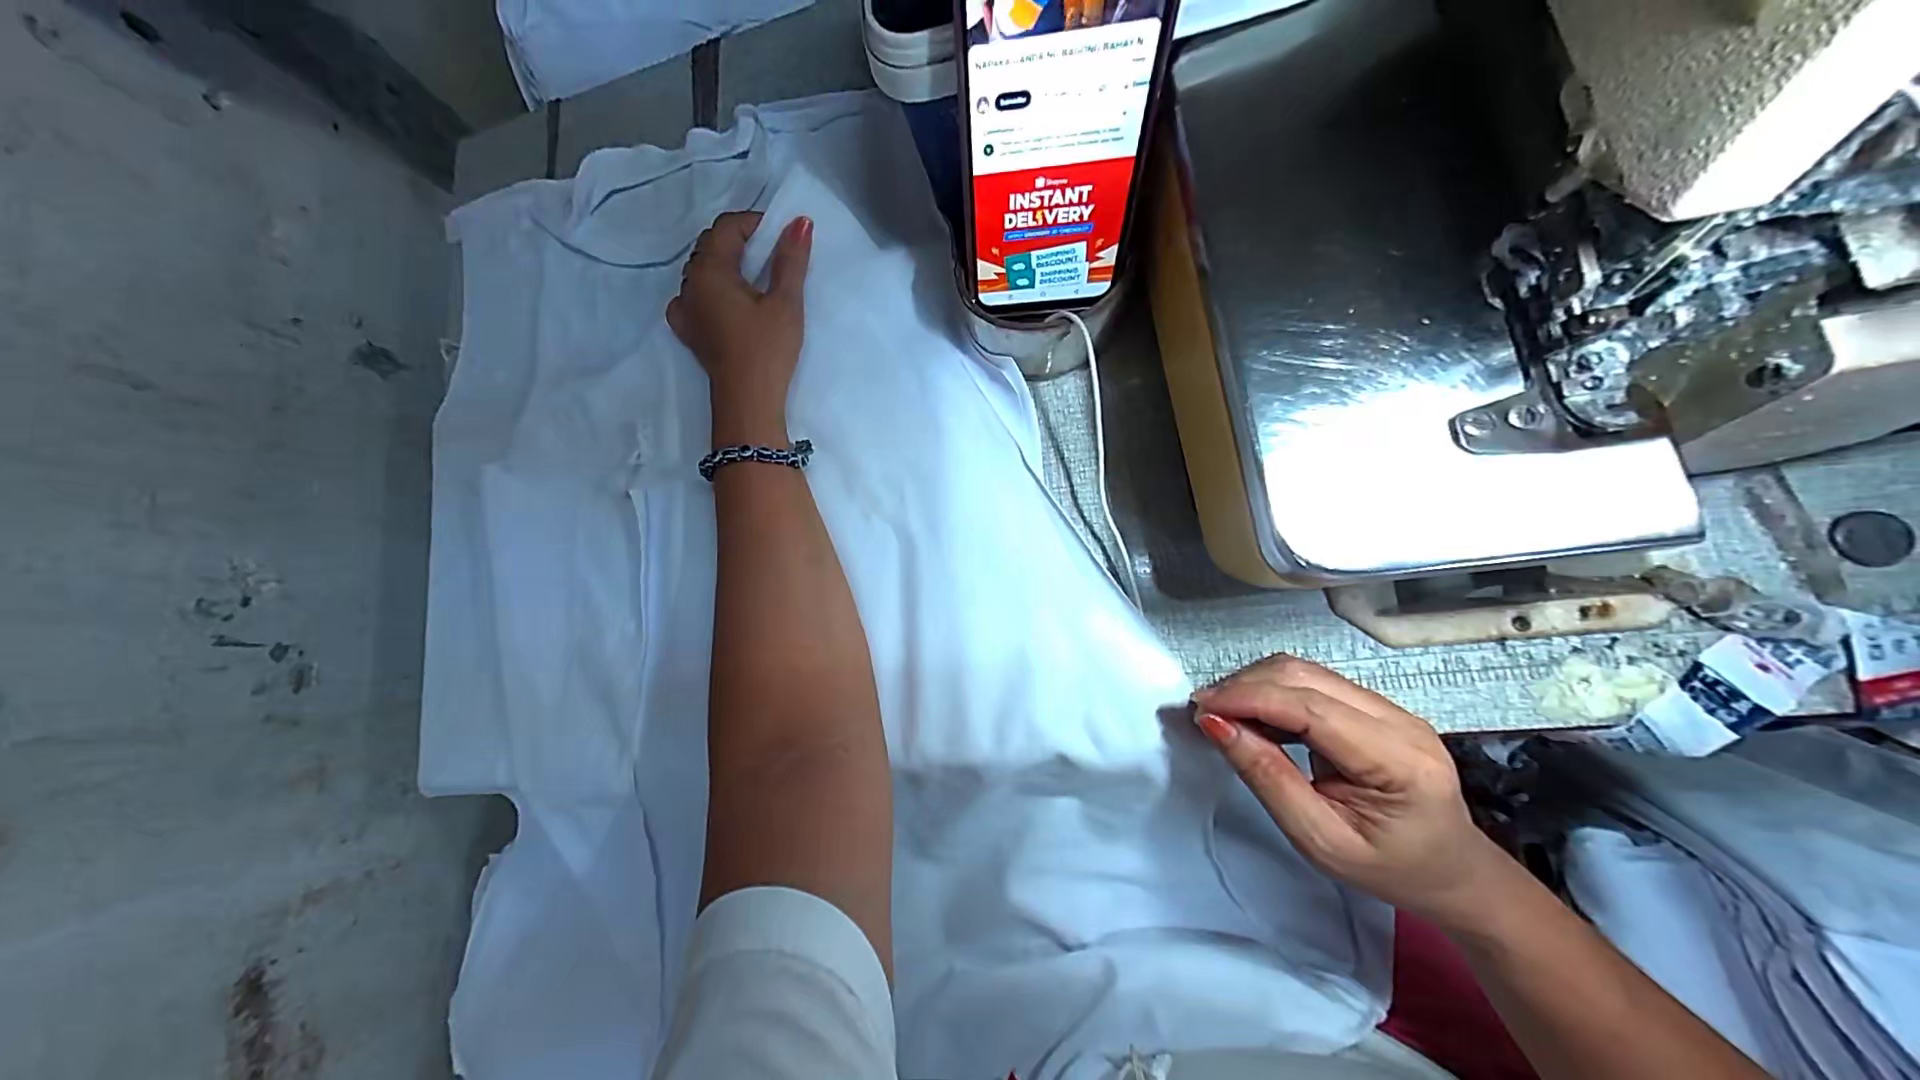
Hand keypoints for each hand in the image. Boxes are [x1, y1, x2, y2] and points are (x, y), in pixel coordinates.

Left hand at [667, 211, 813, 445]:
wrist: (748, 400)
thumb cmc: (768, 349)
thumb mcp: (785, 302)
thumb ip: (790, 260)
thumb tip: (800, 222)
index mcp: (710, 271)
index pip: (727, 228)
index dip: (755, 224)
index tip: (782, 238)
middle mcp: (689, 284)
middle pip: (711, 247)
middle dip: (740, 243)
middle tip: (773, 257)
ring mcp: (685, 310)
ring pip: (702, 272)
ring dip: (726, 267)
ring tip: (755, 281)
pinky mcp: (690, 332)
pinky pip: (695, 298)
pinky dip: (711, 292)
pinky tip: (726, 303)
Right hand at [1191, 655, 1518, 929]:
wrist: (1453, 873)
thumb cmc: (1389, 869)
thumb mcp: (1319, 839)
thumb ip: (1267, 778)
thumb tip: (1216, 725)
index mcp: (1398, 761)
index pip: (1310, 708)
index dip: (1249, 698)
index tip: (1201, 709)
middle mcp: (1400, 720)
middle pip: (1305, 676)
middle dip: (1246, 686)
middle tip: (1205, 713)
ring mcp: (1392, 708)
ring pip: (1306, 671)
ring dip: (1256, 684)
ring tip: (1224, 714)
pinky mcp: (1378, 706)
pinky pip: (1314, 682)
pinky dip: (1274, 691)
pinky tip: (1254, 714)